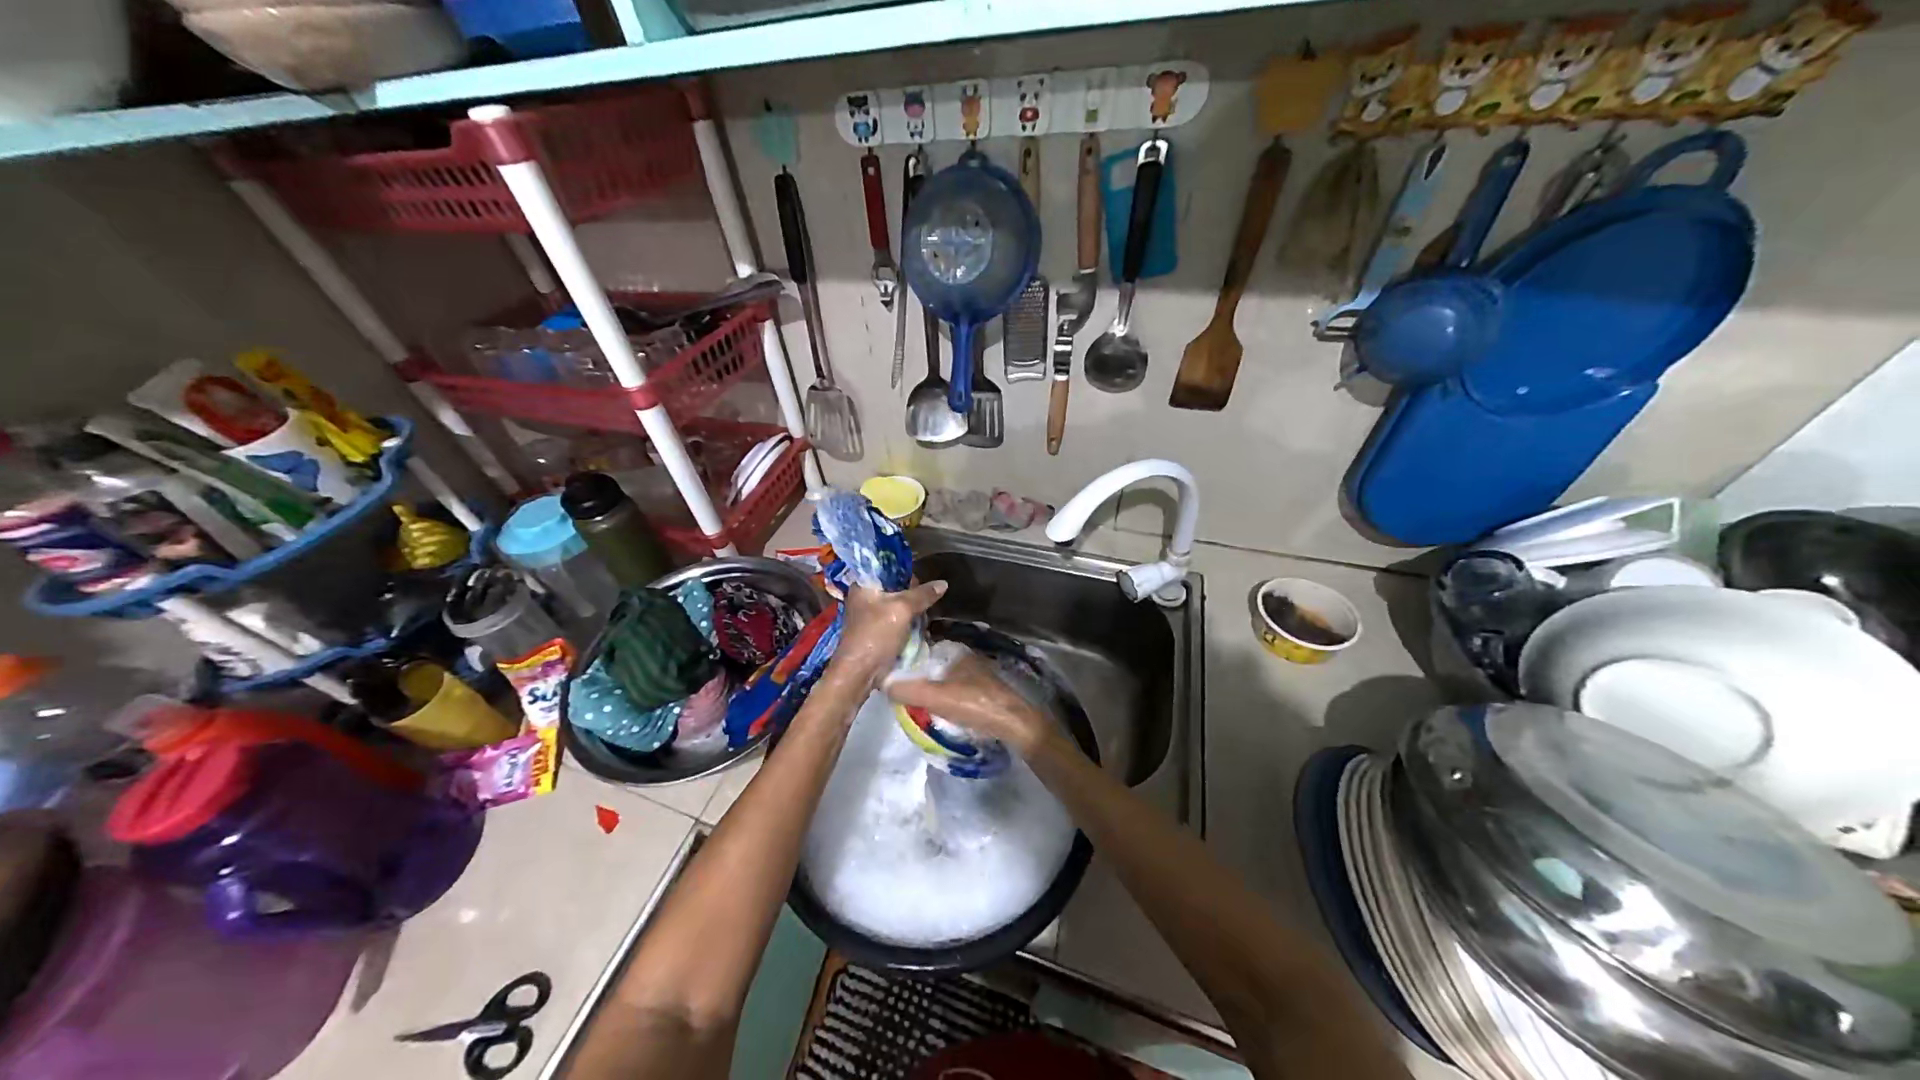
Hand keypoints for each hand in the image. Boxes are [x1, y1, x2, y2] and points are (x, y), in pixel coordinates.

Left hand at [830, 580, 946, 684]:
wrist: (859, 673)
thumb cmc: (876, 635)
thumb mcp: (902, 610)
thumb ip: (923, 594)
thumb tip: (943, 583)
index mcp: (863, 585)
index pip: (887, 567)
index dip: (906, 572)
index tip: (922, 582)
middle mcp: (864, 596)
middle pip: (895, 587)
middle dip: (913, 595)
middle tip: (926, 603)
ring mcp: (870, 615)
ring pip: (898, 605)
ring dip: (913, 611)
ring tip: (926, 617)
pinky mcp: (876, 631)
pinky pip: (897, 620)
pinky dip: (908, 623)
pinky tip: (920, 628)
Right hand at [885, 651, 1054, 756]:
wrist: (1014, 724)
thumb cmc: (975, 704)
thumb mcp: (936, 697)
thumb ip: (908, 690)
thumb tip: (882, 683)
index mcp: (955, 652)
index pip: (924, 649)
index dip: (908, 660)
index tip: (892, 674)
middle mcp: (967, 658)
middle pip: (934, 665)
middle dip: (918, 676)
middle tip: (900, 691)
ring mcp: (978, 674)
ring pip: (946, 678)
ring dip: (932, 688)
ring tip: (915, 702)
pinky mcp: (985, 691)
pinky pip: (956, 690)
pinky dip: (946, 697)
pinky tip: (939, 709)